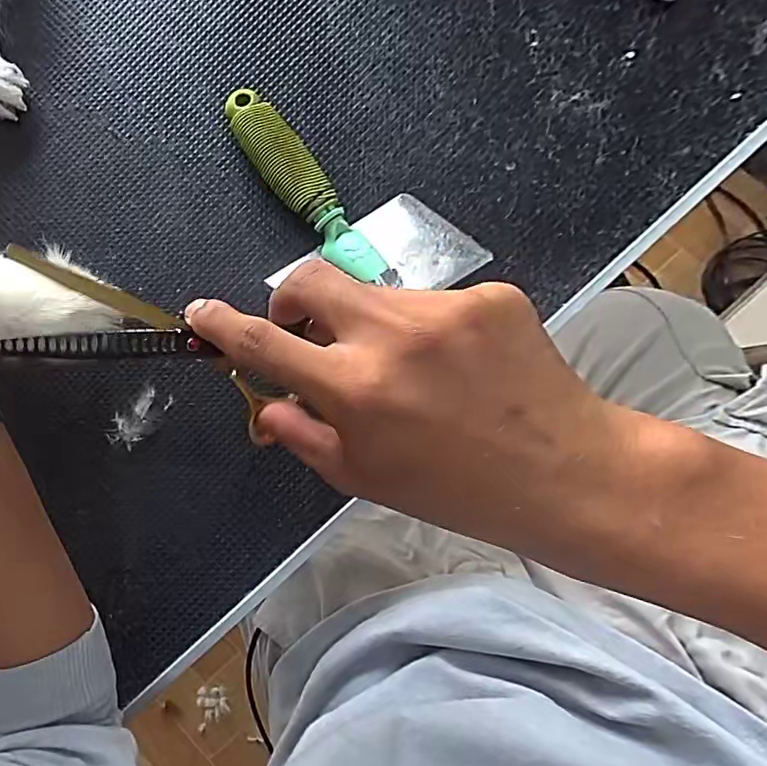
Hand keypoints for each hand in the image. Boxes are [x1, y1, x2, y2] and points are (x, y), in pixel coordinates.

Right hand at [185, 262, 661, 551]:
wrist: (566, 474)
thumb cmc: (449, 488)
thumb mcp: (357, 475)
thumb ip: (299, 432)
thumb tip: (267, 402)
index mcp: (354, 388)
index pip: (266, 342)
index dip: (224, 324)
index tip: (201, 311)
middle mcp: (391, 335)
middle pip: (310, 277)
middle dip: (289, 297)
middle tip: (301, 328)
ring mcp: (444, 308)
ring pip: (370, 292)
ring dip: (360, 321)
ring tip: (397, 366)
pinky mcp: (488, 295)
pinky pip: (424, 301)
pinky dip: (416, 328)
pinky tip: (449, 365)